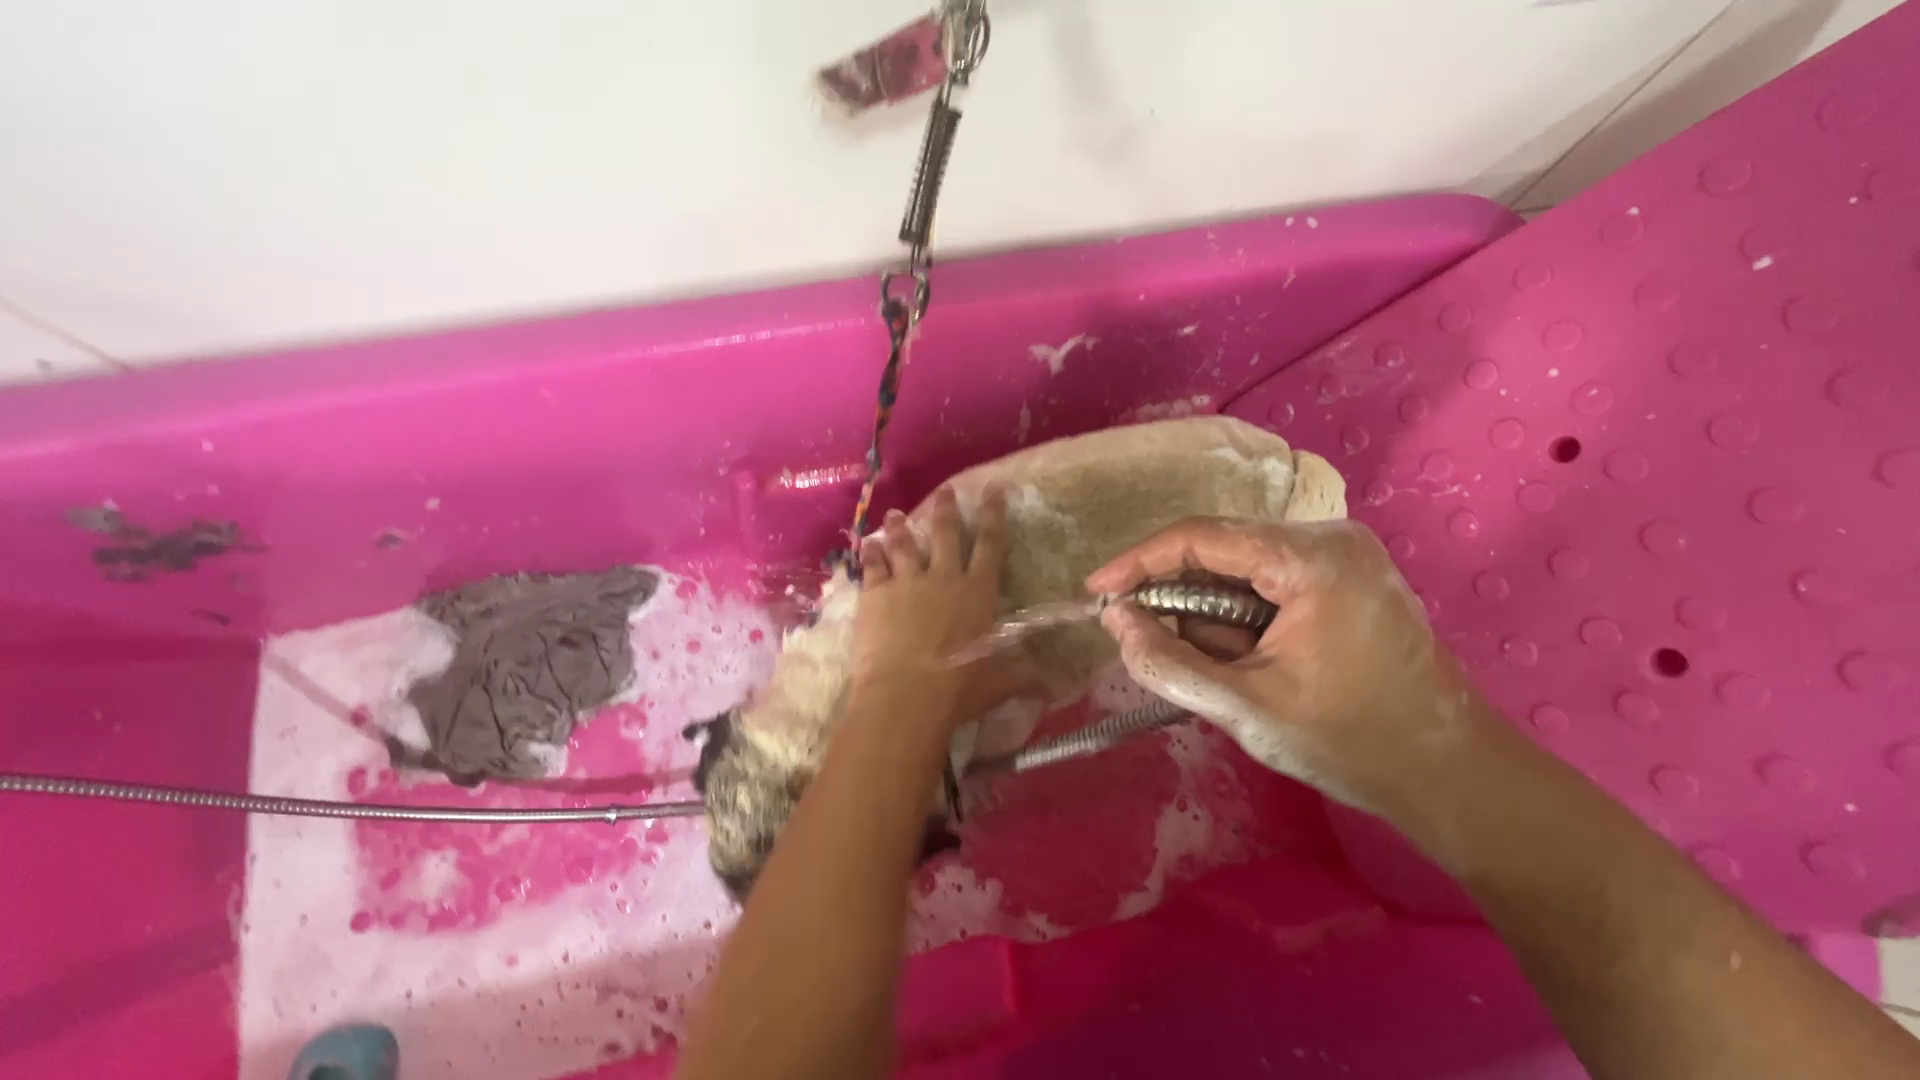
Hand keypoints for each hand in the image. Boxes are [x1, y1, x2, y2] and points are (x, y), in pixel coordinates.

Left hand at [850, 486, 1019, 734]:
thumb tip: (1056, 688)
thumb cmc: (958, 689)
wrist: (904, 696)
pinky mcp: (875, 595)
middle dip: (947, 508)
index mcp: (978, 592)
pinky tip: (867, 544)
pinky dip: (871, 553)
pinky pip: (873, 566)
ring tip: (895, 513)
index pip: (991, 545)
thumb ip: (1025, 677)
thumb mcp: (999, 683)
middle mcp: (943, 578)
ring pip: (905, 544)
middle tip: (946, 489)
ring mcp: (906, 582)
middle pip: (946, 533)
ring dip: (901, 527)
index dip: (994, 514)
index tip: (995, 489)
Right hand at [1086, 517, 1487, 809]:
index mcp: (1312, 557)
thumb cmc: (1350, 741)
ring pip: (1243, 569)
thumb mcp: (1244, 706)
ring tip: (1233, 675)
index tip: (1095, 591)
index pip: (1202, 537)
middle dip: (1183, 599)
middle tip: (1157, 648)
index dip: (1139, 562)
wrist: (1450, 774)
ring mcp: (1344, 554)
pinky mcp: (1347, 576)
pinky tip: (1254, 663)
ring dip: (1217, 617)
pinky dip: (1244, 618)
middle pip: (1222, 550)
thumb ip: (1168, 661)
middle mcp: (1329, 537)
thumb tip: (1115, 619)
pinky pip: (1269, 582)